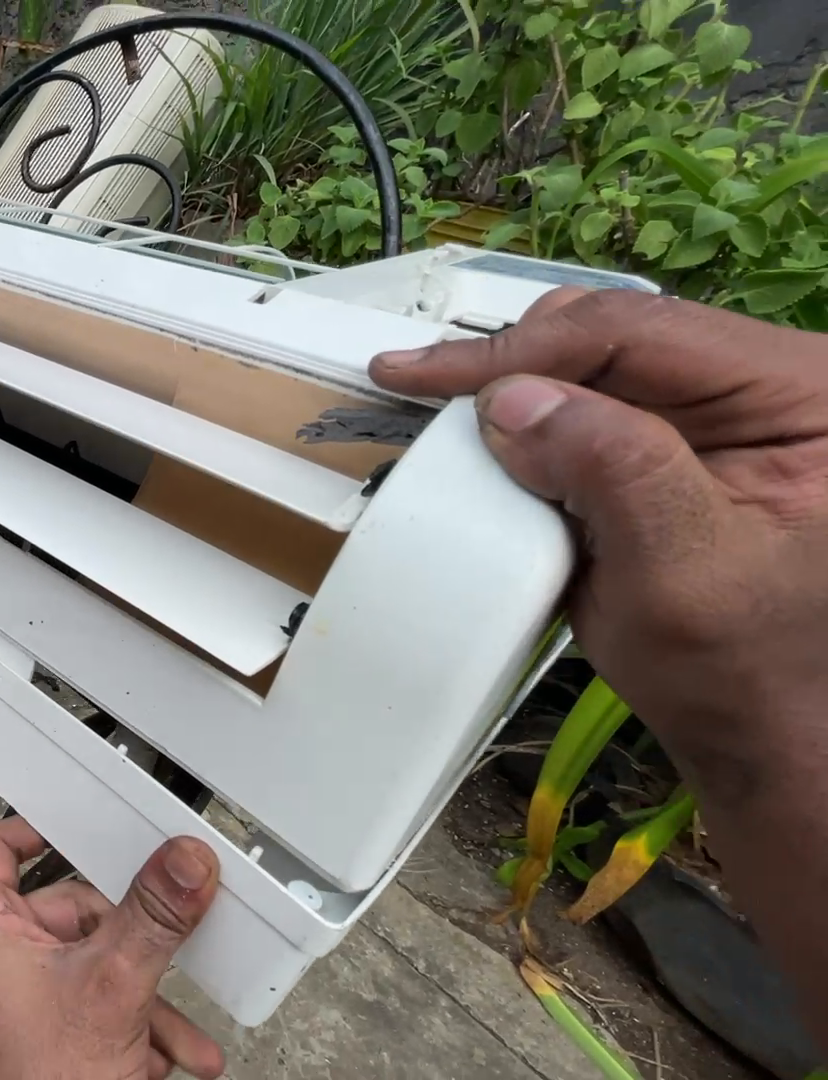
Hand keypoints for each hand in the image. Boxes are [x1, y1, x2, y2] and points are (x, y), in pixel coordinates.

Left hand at [0, 818, 224, 1079]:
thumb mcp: (110, 988)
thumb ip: (151, 919)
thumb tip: (180, 862)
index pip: (2, 847)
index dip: (39, 826)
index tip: (81, 818)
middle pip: (68, 909)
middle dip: (129, 941)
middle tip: (167, 948)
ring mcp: (16, 997)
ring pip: (90, 963)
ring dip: (143, 994)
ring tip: (180, 1032)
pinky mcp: (40, 1031)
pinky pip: (90, 1002)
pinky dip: (131, 1023)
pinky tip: (169, 1055)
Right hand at [368, 288, 827, 1042]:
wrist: (809, 775)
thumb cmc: (782, 692)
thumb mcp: (692, 578)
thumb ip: (606, 468)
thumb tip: (506, 400)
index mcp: (815, 405)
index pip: (631, 335)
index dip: (503, 346)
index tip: (402, 371)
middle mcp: (767, 416)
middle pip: (605, 350)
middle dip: (490, 364)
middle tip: (390, 386)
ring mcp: (712, 457)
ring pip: (581, 395)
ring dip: (491, 406)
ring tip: (408, 415)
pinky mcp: (666, 497)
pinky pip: (573, 446)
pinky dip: (504, 450)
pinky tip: (457, 460)